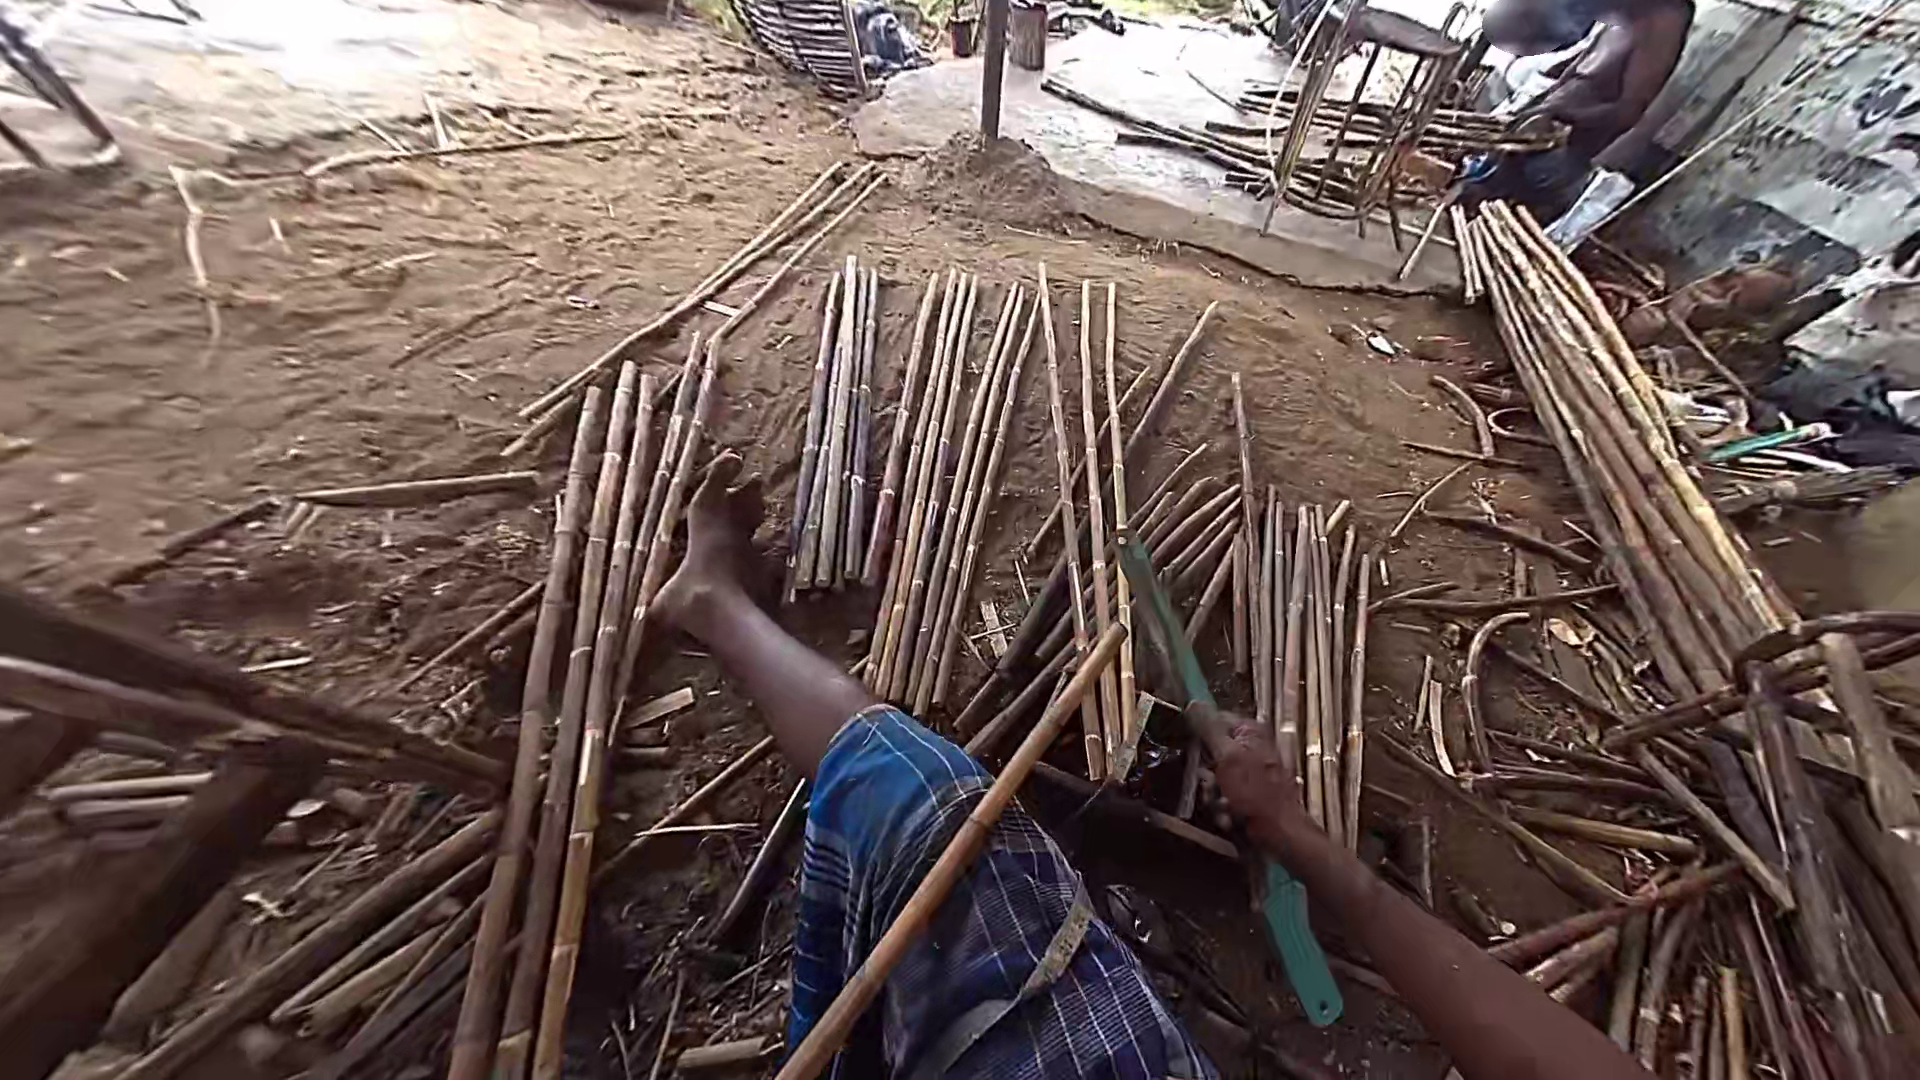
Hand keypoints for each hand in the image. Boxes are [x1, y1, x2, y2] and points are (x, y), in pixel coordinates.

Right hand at [1188, 704, 1312, 855]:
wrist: (1281, 834)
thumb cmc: (1255, 792)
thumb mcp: (1227, 756)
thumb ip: (1208, 728)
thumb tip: (1192, 701)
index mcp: (1248, 731)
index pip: (1212, 719)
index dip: (1200, 735)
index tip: (1194, 750)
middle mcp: (1249, 747)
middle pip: (1209, 751)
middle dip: (1206, 773)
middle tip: (1211, 784)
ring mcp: (1248, 772)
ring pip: (1212, 775)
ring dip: (1212, 793)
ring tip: (1223, 806)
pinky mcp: (1246, 793)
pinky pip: (1222, 793)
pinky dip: (1222, 806)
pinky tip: (1229, 816)